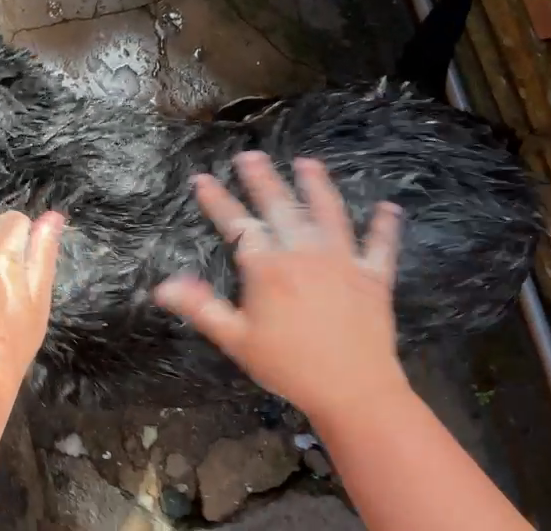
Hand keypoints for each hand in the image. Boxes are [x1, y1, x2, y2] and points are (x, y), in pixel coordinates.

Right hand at [153, 152, 408, 422]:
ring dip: (317, 187)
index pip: (237, 225)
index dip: (217, 201)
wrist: (356, 394)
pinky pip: (380, 247)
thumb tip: (163, 286)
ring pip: (328, 215)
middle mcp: (303, 256)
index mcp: (268, 269)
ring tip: (308, 163)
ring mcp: (341, 263)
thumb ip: (200, 308)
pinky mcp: (373, 279)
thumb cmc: (290, 367)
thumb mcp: (236, 339)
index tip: (201, 179)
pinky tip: (388, 207)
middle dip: (263, 179)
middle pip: (280, 208)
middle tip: (250, 155)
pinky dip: (384, 226)